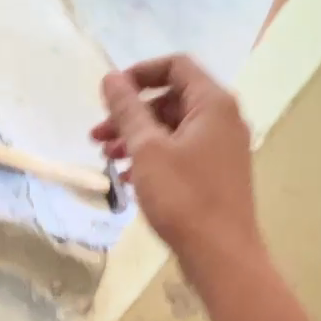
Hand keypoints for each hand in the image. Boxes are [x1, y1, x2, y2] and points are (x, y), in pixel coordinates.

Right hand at [92, 55, 264, 298]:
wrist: (220, 253)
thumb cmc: (182, 198)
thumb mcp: (147, 150)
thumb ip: (128, 111)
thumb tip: (110, 78)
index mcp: (212, 103)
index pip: (175, 66)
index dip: (138, 75)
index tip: (108, 96)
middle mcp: (223, 119)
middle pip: (172, 100)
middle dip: (131, 114)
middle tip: (97, 137)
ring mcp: (223, 149)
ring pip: (174, 130)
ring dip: (138, 139)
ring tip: (107, 161)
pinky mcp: (217, 175)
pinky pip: (181, 154)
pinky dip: (154, 158)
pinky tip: (129, 179)